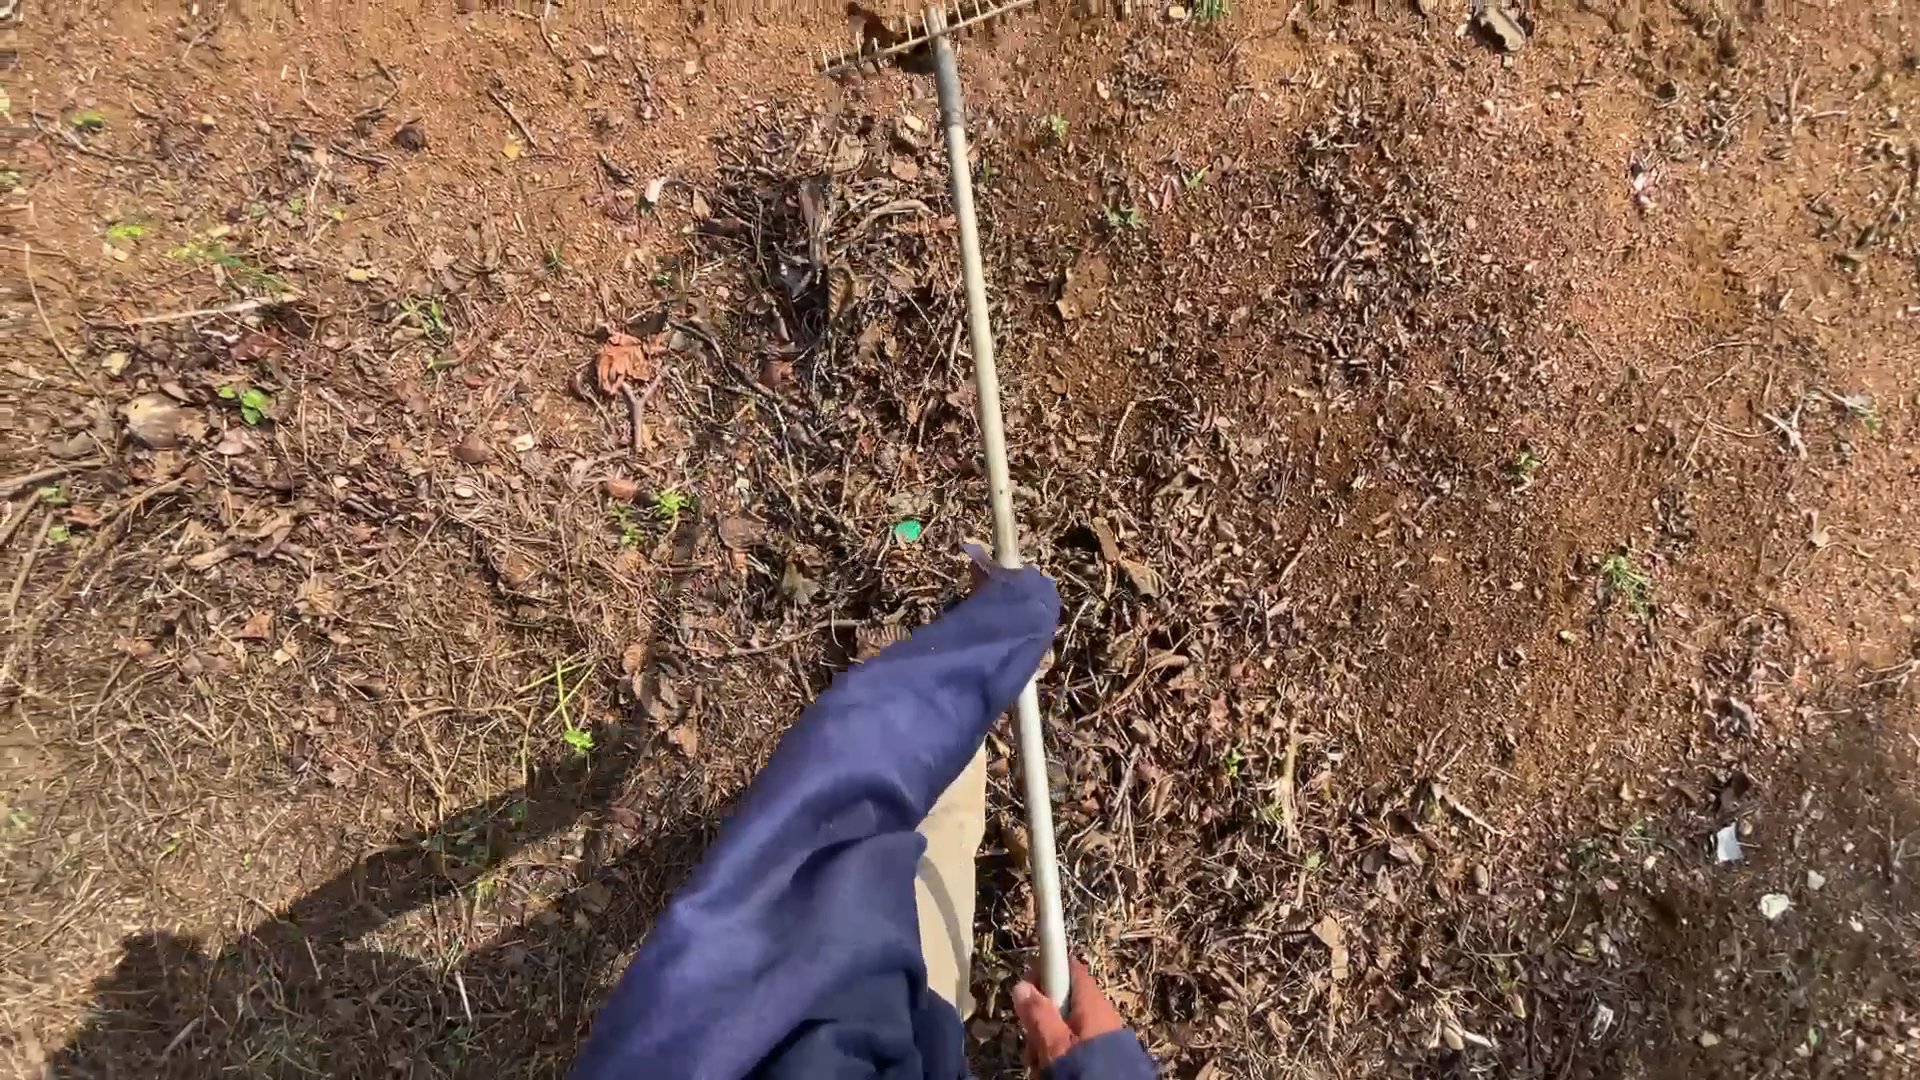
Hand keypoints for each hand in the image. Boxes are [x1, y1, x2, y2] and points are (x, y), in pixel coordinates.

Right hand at [1010, 958, 1125, 1072]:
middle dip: (1042, 1017)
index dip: (1044, 971)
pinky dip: (1062, 1054)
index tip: (1025, 988)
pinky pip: (1076, 1044)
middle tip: (1031, 1039)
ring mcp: (1102, 1034)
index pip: (1067, 966)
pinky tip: (1054, 1071)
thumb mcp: (1055, 1043)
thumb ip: (1038, 1013)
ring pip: (1066, 1026)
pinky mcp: (1103, 1054)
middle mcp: (1100, 1011)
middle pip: (1063, 1000)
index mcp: (1091, 1000)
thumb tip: (1022, 986)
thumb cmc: (1083, 1067)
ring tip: (1040, 1062)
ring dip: (1048, 1040)